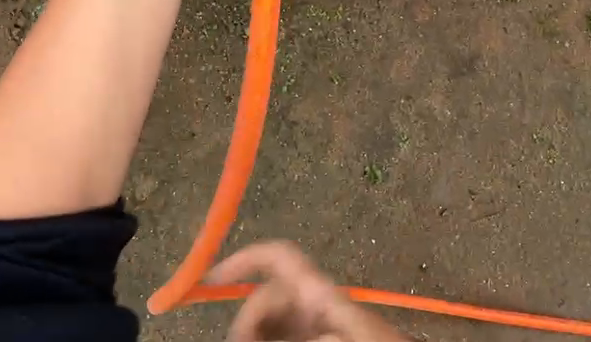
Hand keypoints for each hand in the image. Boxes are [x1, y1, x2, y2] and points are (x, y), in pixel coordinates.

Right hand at [210, 242, 407, 341]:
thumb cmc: (382, 341)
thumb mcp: (360, 336)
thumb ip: (329, 329)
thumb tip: (309, 333)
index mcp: (322, 292)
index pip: (277, 258)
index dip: (242, 259)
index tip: (208, 278)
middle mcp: (314, 304)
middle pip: (265, 297)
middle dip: (245, 317)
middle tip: (236, 341)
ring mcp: (315, 324)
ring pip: (271, 321)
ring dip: (254, 331)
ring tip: (246, 341)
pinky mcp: (319, 339)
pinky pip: (283, 335)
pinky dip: (268, 339)